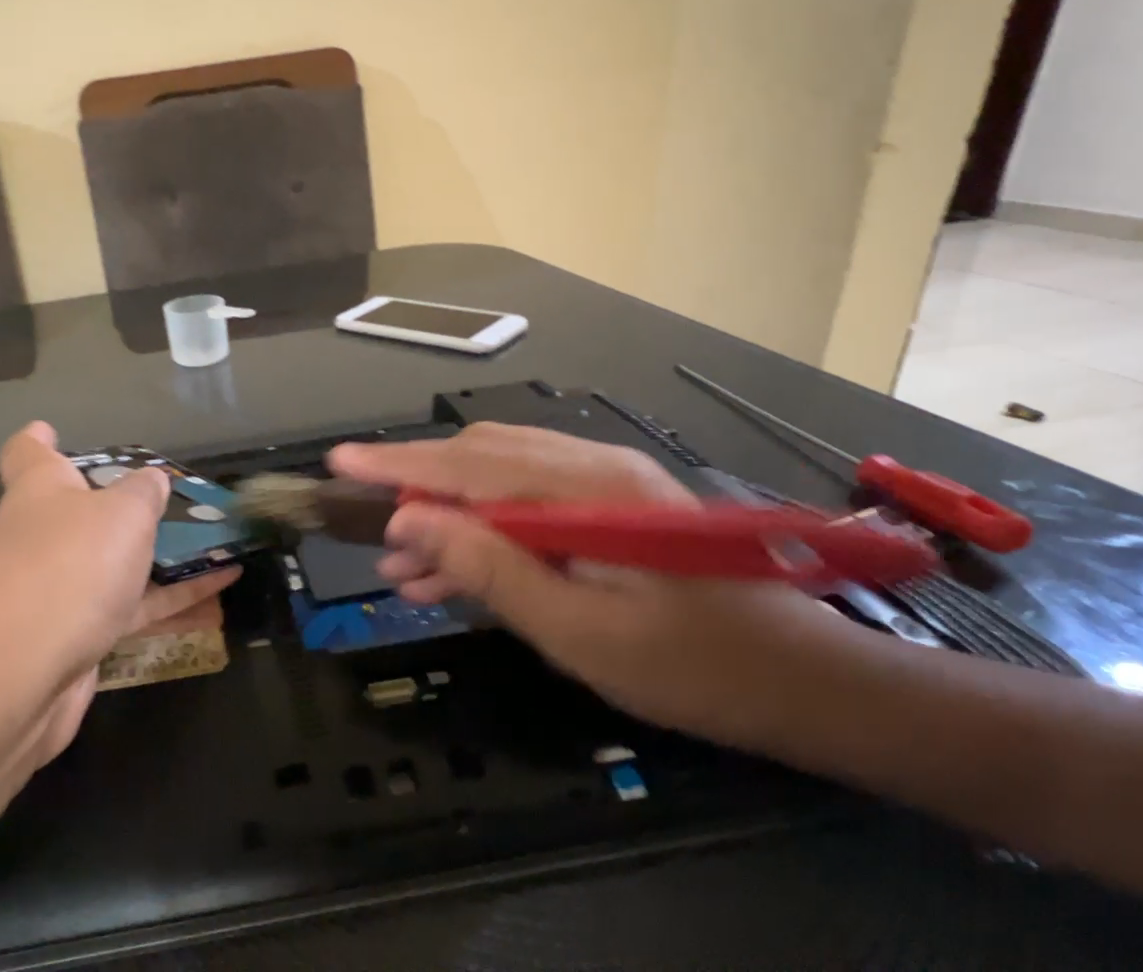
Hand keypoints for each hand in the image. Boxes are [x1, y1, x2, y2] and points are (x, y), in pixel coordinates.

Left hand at [0, 421, 239, 693]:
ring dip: (162, 558)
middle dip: (124, 505)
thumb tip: (151, 481)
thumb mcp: (122, 514)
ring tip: (220, 545)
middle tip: (177, 499)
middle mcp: (41, 536)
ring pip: (114, 564)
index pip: (28, 453)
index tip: (53, 431)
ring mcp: (56, 590)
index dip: (41, 439)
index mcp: (40, 491)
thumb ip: (144, 493)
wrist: (18, 677)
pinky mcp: (76, 638)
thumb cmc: (69, 568)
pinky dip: (172, 601)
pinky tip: (220, 593)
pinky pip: (131, 610)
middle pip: (81, 511)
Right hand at [327, 423, 861, 740]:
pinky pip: (530, 502)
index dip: (398, 465)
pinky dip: (485, 529)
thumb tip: (411, 521)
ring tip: (400, 569)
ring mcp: (607, 484)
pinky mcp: (614, 508)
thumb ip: (491, 569)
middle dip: (417, 491)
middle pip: (481, 458)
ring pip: (500, 480)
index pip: (470, 464)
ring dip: (448, 517)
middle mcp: (595, 468)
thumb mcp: (578, 631)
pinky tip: (454, 569)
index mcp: (589, 492)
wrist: (803, 682)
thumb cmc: (693, 667)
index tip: (339, 463)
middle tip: (370, 536)